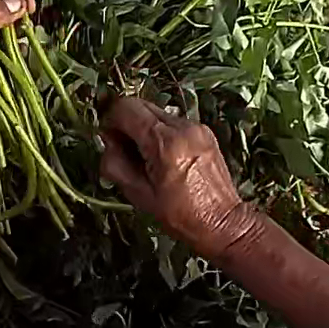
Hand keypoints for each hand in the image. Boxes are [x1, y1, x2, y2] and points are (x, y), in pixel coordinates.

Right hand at [99, 97, 265, 260]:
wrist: (221, 222)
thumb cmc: (181, 215)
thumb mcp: (138, 194)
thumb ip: (115, 162)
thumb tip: (107, 142)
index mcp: (163, 142)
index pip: (126, 107)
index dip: (110, 121)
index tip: (109, 139)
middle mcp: (182, 127)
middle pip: (141, 105)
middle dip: (126, 123)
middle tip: (125, 150)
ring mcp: (196, 127)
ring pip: (157, 113)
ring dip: (145, 129)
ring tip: (147, 159)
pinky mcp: (204, 132)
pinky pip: (173, 123)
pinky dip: (162, 134)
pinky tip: (164, 159)